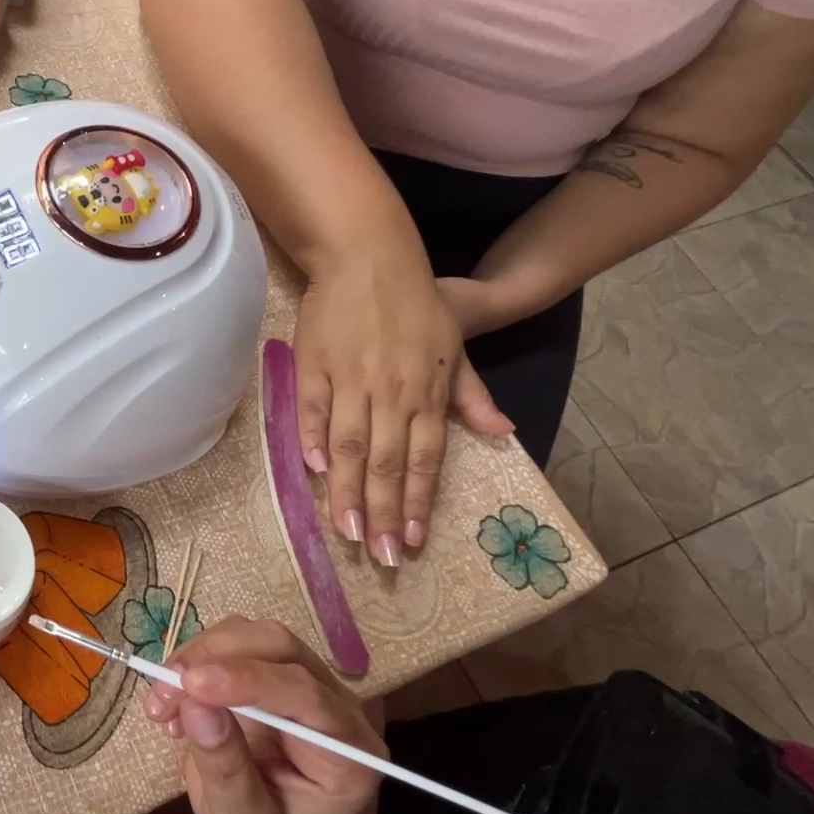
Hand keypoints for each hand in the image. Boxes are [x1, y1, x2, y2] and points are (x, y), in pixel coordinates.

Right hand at [144, 618, 385, 813]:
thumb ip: (225, 768)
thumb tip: (194, 702)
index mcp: (350, 753)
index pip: (306, 694)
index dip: (248, 679)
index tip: (190, 684)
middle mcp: (335, 708)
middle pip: (279, 648)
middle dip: (216, 658)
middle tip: (165, 689)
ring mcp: (301, 685)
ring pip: (250, 635)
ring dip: (197, 656)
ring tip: (161, 703)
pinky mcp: (266, 675)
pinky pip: (228, 644)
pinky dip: (192, 661)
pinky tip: (172, 702)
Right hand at [296, 250, 513, 562]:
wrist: (367, 257)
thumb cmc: (414, 301)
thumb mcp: (456, 344)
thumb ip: (470, 393)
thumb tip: (501, 434)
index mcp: (427, 391)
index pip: (425, 458)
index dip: (417, 501)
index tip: (410, 541)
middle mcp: (391, 392)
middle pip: (386, 462)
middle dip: (382, 512)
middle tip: (378, 556)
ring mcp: (349, 379)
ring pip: (351, 446)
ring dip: (347, 491)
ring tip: (345, 531)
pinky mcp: (313, 365)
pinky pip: (313, 410)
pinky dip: (314, 440)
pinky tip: (314, 471)